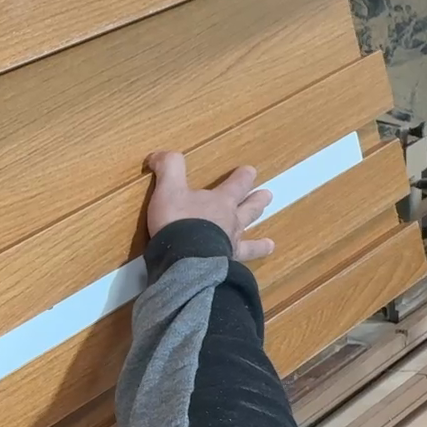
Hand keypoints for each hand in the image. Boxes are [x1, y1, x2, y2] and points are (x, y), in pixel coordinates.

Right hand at [145, 151, 274, 261]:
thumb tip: (158, 154)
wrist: (183, 256)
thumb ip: (168, 168)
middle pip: (250, 208)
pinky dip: (244, 267)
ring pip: (250, 239)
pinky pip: (239, 265)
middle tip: (266, 196)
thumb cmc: (178, 220)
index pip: (237, 183)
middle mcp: (231, 220)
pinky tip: (247, 273)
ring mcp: (230, 244)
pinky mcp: (225, 264)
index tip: (249, 170)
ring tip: (269, 244)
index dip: (242, 176)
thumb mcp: (168, 189)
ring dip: (259, 241)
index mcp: (221, 200)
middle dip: (257, 201)